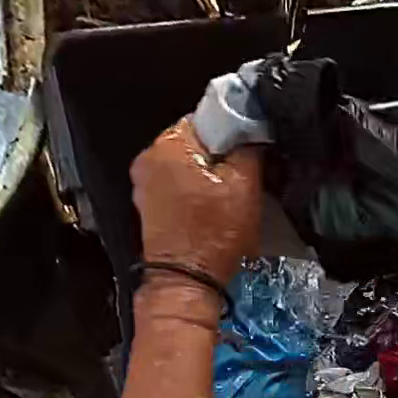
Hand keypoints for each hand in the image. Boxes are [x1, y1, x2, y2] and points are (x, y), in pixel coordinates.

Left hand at [130, 119, 263, 286]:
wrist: (186, 280)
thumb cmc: (215, 233)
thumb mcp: (245, 187)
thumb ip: (249, 150)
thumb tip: (252, 130)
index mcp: (170, 143)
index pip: (207, 117)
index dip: (234, 131)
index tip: (252, 151)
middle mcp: (149, 157)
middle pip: (195, 142)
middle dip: (221, 156)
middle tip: (246, 177)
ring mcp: (144, 183)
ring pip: (186, 165)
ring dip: (209, 175)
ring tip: (231, 196)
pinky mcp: (148, 206)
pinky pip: (178, 186)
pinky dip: (196, 192)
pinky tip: (213, 210)